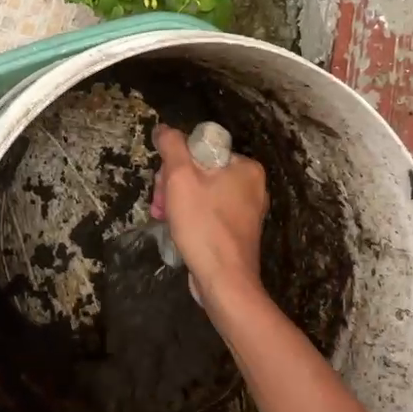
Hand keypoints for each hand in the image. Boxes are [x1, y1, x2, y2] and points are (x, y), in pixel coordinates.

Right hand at [150, 124, 267, 306]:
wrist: (224, 283)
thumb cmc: (203, 224)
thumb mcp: (180, 177)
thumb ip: (171, 145)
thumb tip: (163, 128)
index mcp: (246, 167)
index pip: (200, 150)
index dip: (175, 164)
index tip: (163, 182)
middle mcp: (252, 187)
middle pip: (199, 172)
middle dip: (173, 186)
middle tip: (160, 204)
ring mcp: (246, 212)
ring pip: (201, 194)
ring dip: (176, 203)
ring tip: (163, 219)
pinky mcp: (237, 234)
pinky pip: (208, 214)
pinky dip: (190, 219)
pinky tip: (177, 231)